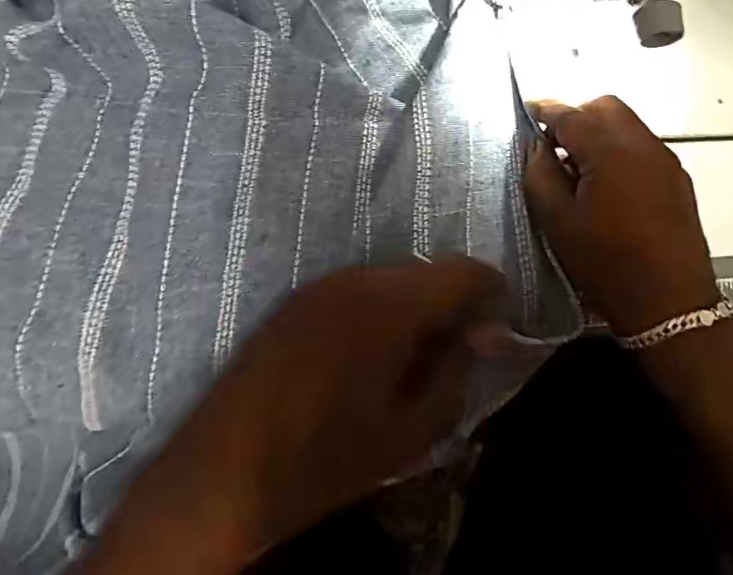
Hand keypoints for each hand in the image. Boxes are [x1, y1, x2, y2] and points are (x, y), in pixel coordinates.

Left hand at [87, 260, 506, 573]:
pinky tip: (373, 348)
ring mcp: (322, 282)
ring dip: (412, 302)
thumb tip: (481, 334)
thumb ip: (454, 374)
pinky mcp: (298, 296)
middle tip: (462, 343)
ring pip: (388, 277)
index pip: (460, 272)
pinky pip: (356, 287)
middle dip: (450, 299)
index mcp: (391, 304)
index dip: (489, 288)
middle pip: (423, 271)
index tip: (502, 315)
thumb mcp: (409, 432)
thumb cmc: (327, 454)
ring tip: (415, 351)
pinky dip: (378, 305)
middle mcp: (356, 277)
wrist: (230, 460)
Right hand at [524, 96, 720, 335]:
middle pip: (604, 107)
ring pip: (626, 124)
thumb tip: (537, 146)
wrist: (671, 306)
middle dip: (575, 116)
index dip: (543, 111)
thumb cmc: (605, 263)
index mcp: (610, 152)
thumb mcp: (556, 220)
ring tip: (577, 167)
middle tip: (553, 145)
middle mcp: (643, 145)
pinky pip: (641, 145)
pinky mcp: (678, 179)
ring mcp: (665, 161)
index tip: (525, 114)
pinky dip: (618, 149)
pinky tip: (604, 184)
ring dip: (598, 132)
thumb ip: (539, 173)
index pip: (570, 114)